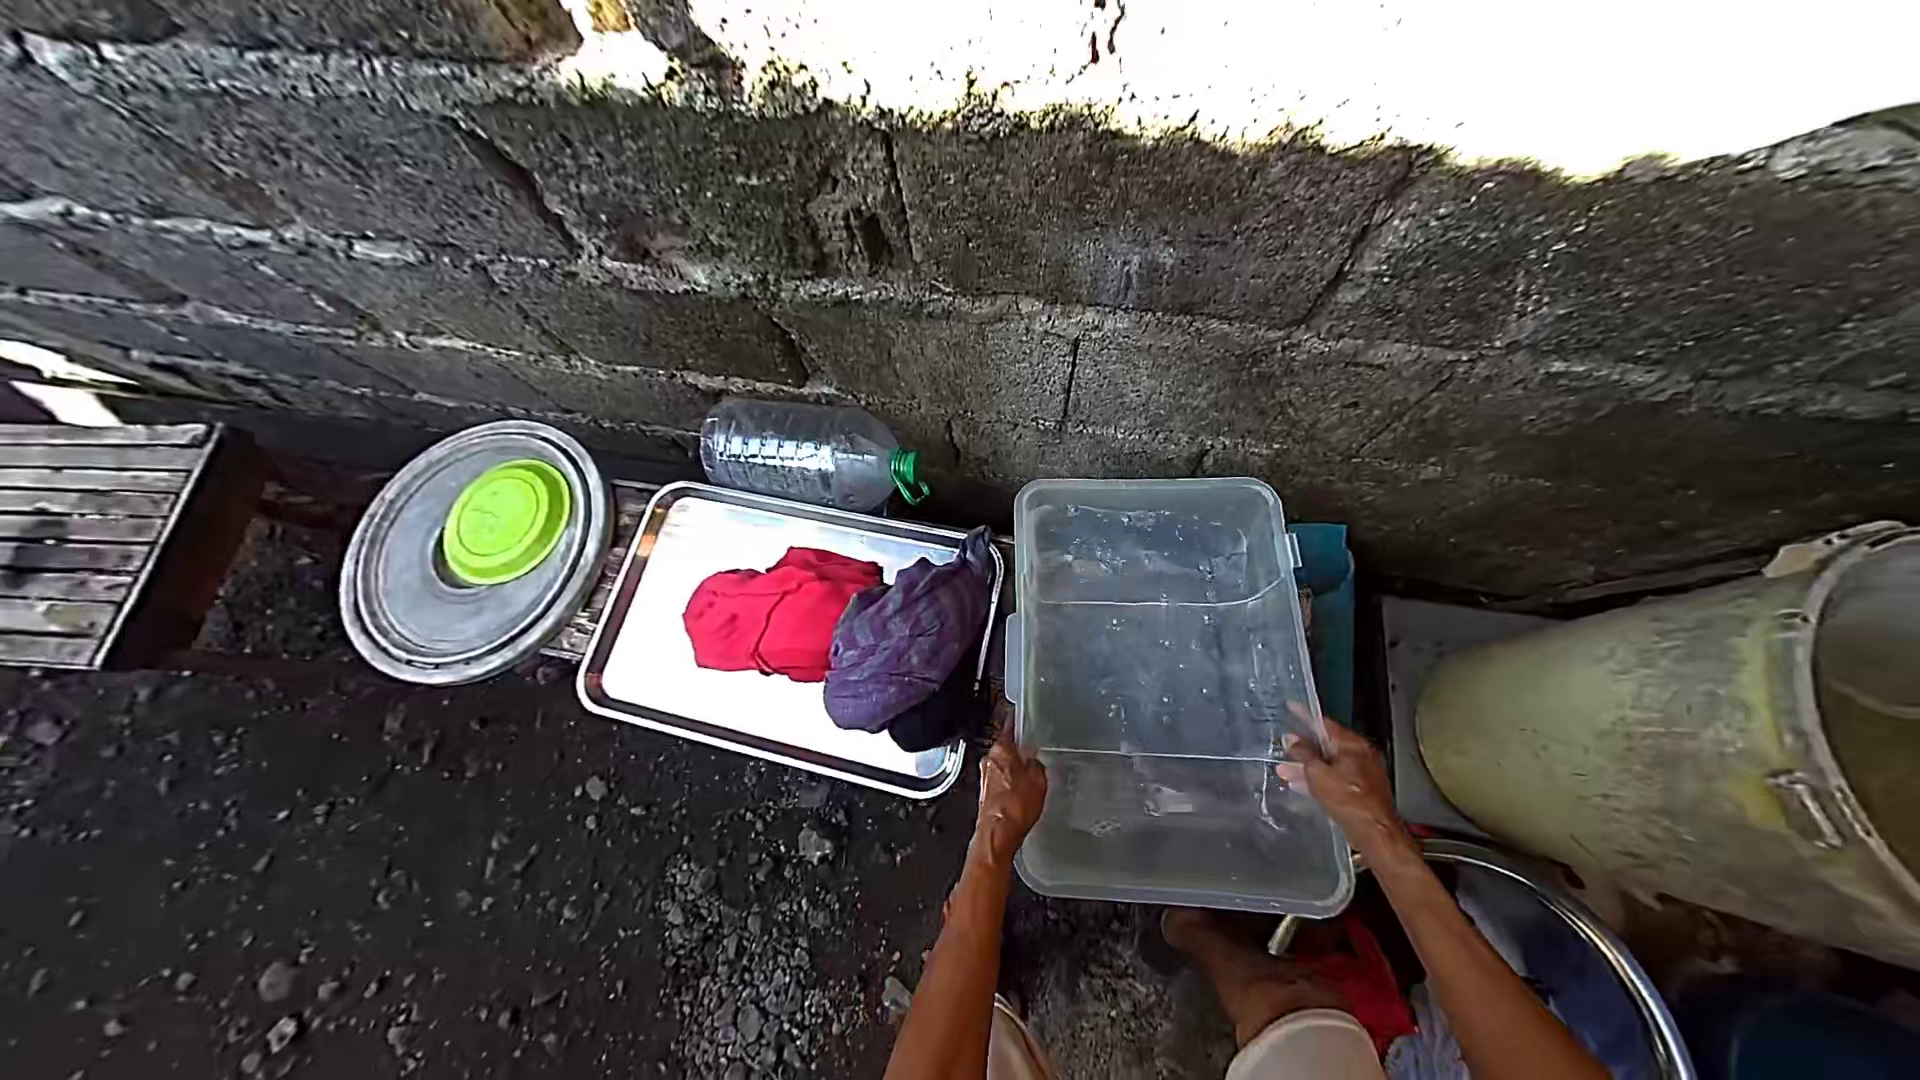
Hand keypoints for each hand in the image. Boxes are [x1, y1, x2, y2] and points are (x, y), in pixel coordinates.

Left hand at [972, 722, 1047, 867]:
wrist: (997, 835)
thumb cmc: (1014, 808)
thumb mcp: (1038, 779)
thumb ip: (1037, 764)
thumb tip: (1035, 761)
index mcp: (1001, 750)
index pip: (1010, 725)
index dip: (1018, 719)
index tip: (1021, 713)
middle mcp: (989, 759)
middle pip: (1006, 745)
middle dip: (1019, 748)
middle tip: (1035, 750)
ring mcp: (986, 776)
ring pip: (1003, 763)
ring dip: (1015, 767)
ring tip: (1031, 776)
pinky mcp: (987, 793)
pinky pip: (1001, 780)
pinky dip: (1011, 782)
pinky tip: (1022, 793)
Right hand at [1276, 708, 1414, 864]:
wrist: (1374, 833)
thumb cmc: (1347, 799)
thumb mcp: (1316, 772)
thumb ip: (1303, 753)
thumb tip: (1291, 739)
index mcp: (1354, 745)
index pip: (1325, 723)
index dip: (1305, 716)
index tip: (1292, 708)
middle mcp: (1362, 755)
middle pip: (1328, 744)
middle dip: (1304, 748)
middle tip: (1286, 746)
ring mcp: (1364, 773)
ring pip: (1331, 763)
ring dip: (1309, 766)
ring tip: (1286, 771)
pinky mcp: (1363, 790)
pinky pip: (1337, 777)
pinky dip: (1320, 779)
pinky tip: (1303, 786)